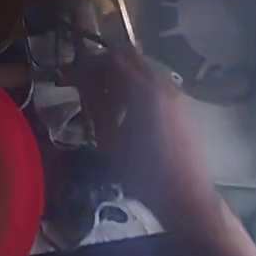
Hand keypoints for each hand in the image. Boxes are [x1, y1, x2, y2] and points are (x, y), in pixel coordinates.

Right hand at [85, 48, 234, 242]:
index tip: (70, 75)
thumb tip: (75, 73)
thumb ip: (92, 98)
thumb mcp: (108, 134)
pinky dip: (137, 86)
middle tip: (84, 82)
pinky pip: (156, 84)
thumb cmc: (140, 170)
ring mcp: (177, 96)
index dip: (88, 62)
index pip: (111, 58)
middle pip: (130, 59)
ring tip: (103, 96)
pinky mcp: (183, 108)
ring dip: (122, 75)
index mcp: (143, 88)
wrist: (185, 197)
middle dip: (105, 65)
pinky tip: (125, 107)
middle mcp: (164, 85)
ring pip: (144, 70)